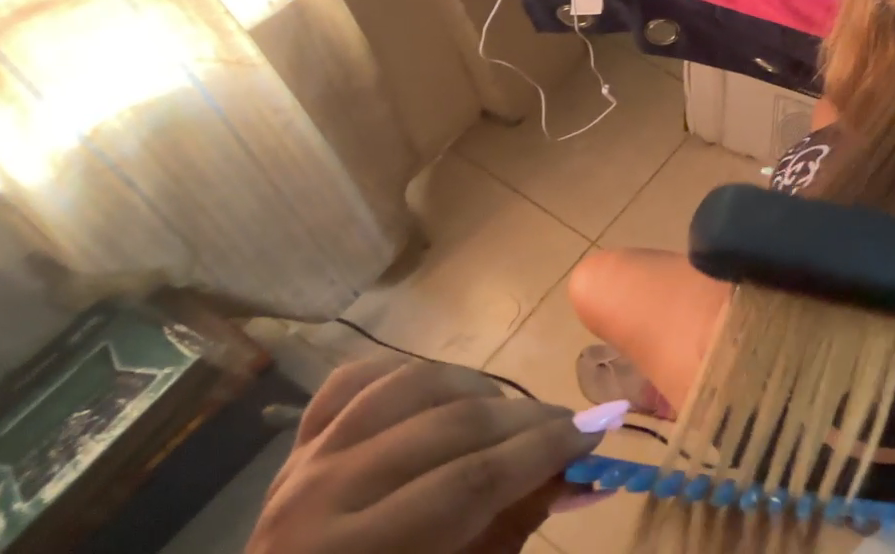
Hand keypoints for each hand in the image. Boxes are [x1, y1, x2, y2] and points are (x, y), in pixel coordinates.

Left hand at [249, 357, 601, 553]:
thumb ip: (516, 521)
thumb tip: (583, 467)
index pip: (471, 481)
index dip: (542, 450)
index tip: (596, 431)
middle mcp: (318, 499)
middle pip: (449, 427)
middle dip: (526, 420)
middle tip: (571, 424)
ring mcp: (302, 461)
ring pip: (411, 384)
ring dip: (476, 389)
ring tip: (507, 415)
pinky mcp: (298, 441)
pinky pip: (359, 379)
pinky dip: (410, 374)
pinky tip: (445, 393)